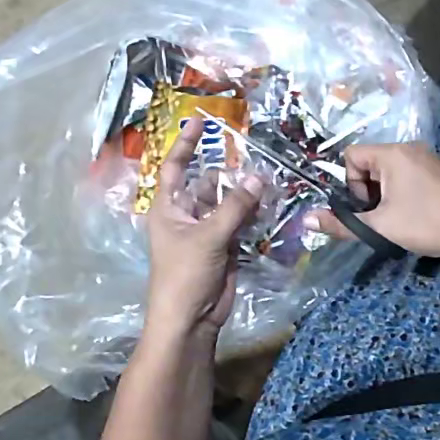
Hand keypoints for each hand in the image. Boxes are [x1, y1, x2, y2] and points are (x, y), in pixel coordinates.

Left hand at [145, 118, 264, 335]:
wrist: (191, 319)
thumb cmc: (185, 274)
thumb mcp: (208, 237)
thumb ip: (235, 207)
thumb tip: (258, 178)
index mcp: (169, 207)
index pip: (175, 167)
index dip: (185, 143)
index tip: (199, 120)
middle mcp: (186, 214)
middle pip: (209, 184)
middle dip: (229, 173)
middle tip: (256, 158)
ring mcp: (206, 231)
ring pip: (228, 204)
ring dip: (246, 195)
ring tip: (270, 180)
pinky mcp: (224, 247)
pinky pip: (240, 223)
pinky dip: (253, 215)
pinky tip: (271, 205)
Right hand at [308, 142, 439, 260]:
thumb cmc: (425, 225)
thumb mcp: (378, 227)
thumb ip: (341, 224)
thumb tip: (306, 221)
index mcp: (392, 154)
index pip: (351, 155)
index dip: (350, 182)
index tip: (365, 206)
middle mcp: (409, 148)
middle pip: (370, 162)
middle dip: (367, 189)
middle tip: (380, 215)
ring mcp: (427, 158)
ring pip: (389, 170)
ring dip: (384, 192)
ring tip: (397, 217)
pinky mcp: (439, 170)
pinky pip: (408, 173)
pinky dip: (402, 191)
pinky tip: (415, 214)